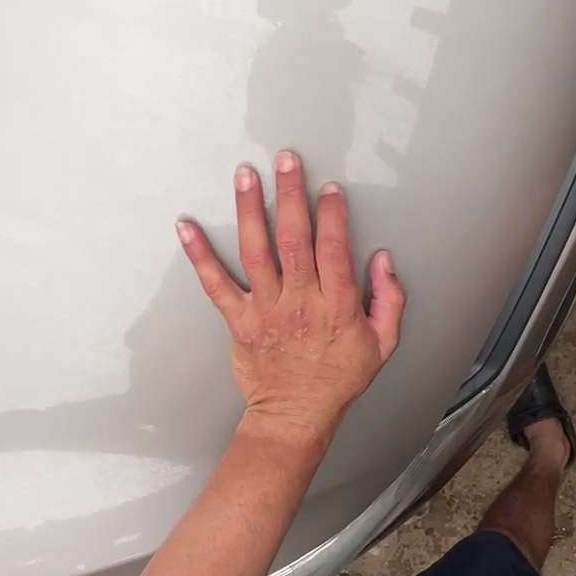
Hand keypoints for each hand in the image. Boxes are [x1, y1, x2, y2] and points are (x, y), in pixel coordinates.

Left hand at [176, 151, 405, 447]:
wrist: (296, 415)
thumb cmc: (339, 379)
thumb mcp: (383, 343)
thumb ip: (389, 299)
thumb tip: (382, 260)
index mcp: (337, 305)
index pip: (334, 248)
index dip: (332, 214)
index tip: (329, 188)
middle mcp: (300, 301)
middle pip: (294, 239)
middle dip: (291, 195)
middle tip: (286, 160)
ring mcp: (266, 309)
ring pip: (257, 251)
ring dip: (250, 210)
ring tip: (245, 175)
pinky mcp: (240, 320)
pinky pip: (216, 284)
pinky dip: (199, 255)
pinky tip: (186, 227)